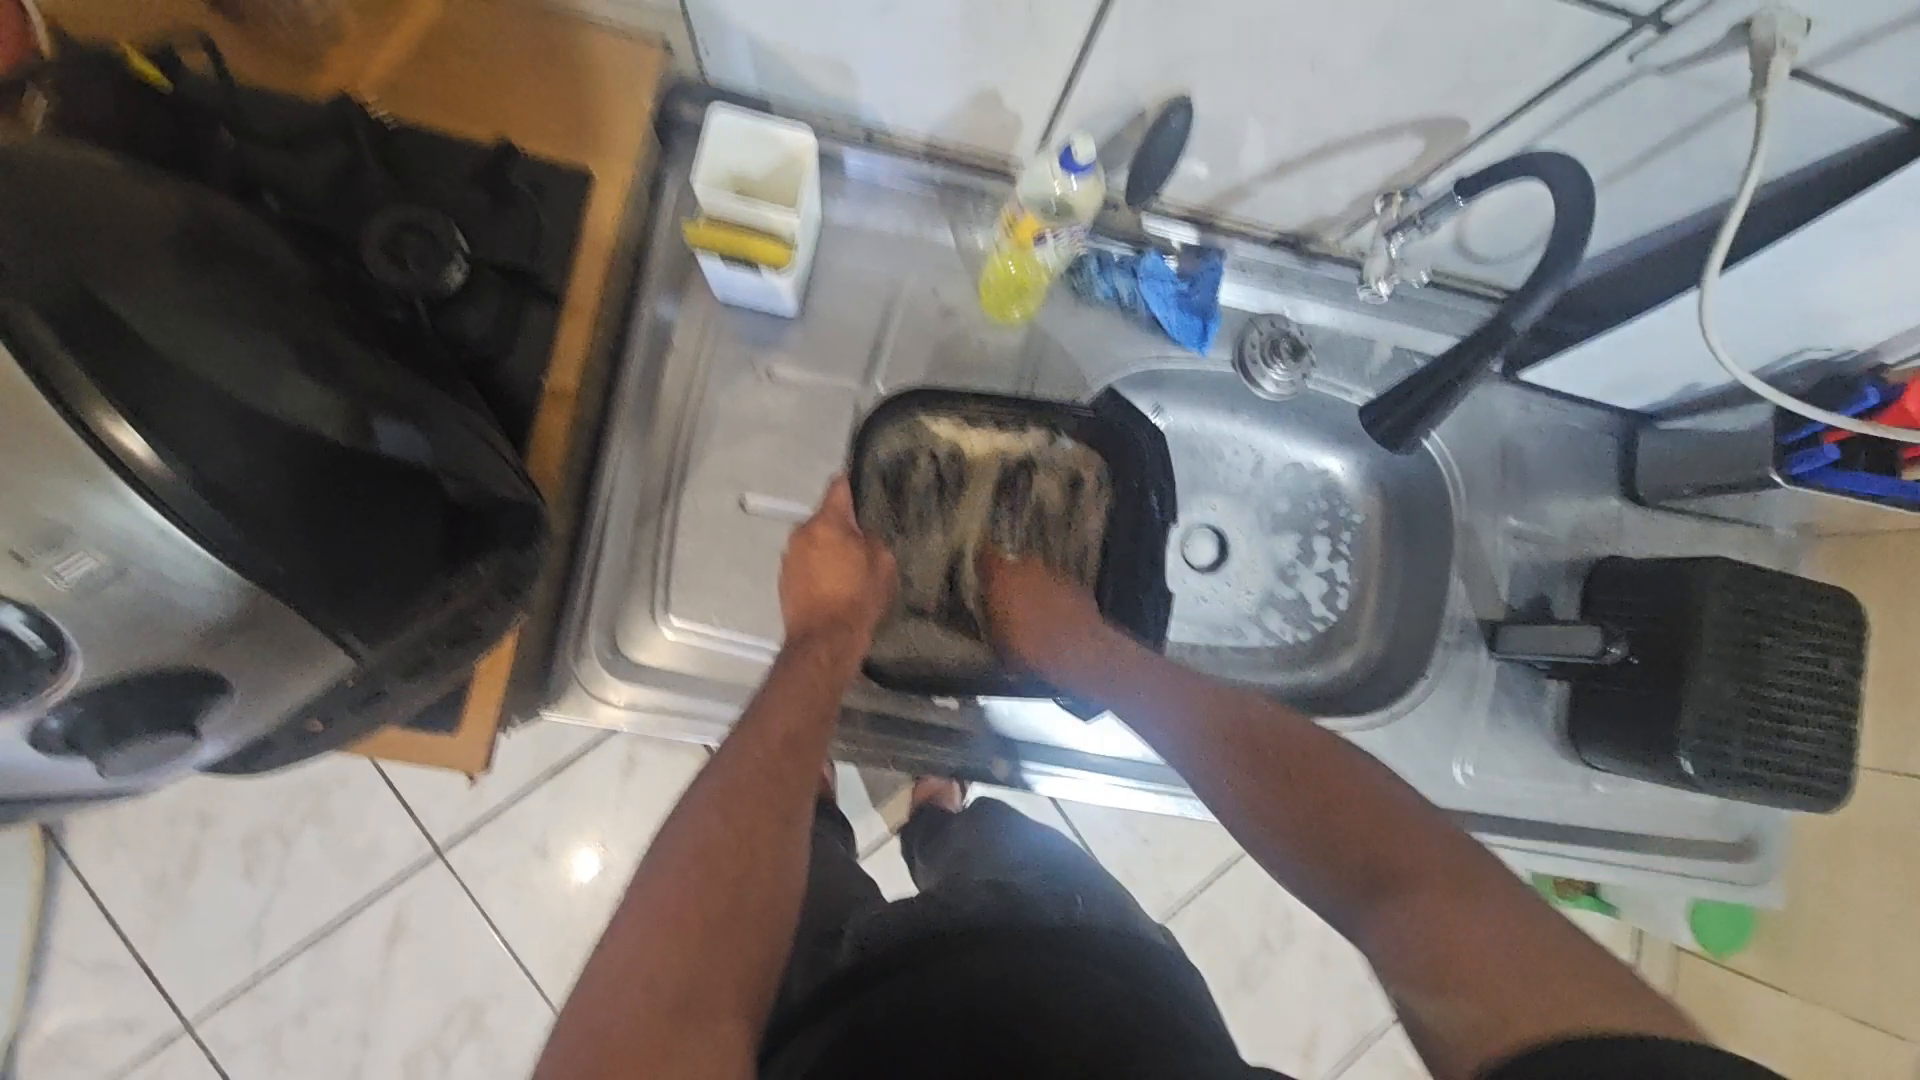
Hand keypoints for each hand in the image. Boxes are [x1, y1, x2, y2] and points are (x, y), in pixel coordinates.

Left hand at [780, 477, 896, 652]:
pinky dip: (818, 567)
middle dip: (842, 526)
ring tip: (848, 569)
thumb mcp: (883, 564)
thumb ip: (872, 539)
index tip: (860, 483)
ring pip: (814, 541)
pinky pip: (806, 562)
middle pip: (826, 518)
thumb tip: (861, 534)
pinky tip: (832, 586)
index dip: (850, 483)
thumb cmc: (858, 599)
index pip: (838, 487)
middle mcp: (802, 532)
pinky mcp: (784, 578)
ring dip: (828, 548)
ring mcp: (789, 556)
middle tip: (862, 543)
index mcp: (827, 522)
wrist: (824, 641)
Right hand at [977, 550, 1106, 670]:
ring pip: (1039, 575)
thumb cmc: (1027, 648)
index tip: (982, 575)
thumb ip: (990, 615)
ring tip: (1035, 613)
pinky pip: (1059, 587)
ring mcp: (1055, 573)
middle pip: (1015, 565)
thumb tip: (990, 609)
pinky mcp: (1077, 585)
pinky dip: (1056, 597)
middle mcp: (1028, 567)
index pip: (985, 556)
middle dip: (1011, 579)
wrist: (1077, 653)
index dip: (983, 564)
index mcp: (1001, 576)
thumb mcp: (995, 638)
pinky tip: (1057, 618)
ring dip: (1035, 588)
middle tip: (1009, 600)